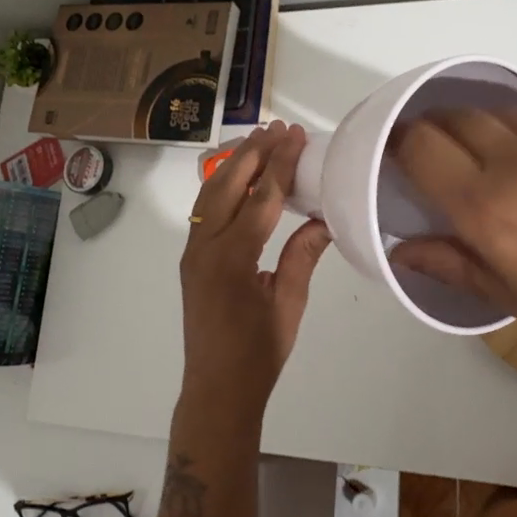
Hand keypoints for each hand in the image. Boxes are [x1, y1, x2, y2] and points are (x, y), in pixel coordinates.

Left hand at [177, 121, 331, 421]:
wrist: (216, 389)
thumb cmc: (258, 354)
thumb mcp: (289, 304)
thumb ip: (302, 255)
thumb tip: (326, 218)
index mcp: (231, 260)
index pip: (260, 199)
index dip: (280, 164)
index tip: (294, 136)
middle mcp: (204, 248)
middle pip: (227, 186)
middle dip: (253, 153)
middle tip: (277, 128)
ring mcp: (192, 252)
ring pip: (209, 194)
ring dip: (234, 165)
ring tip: (258, 140)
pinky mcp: (191, 259)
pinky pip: (205, 211)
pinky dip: (222, 186)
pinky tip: (239, 177)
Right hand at [387, 109, 516, 373]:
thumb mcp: (512, 299)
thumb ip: (451, 263)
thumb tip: (402, 249)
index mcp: (490, 210)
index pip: (420, 146)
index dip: (399, 144)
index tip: (394, 154)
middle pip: (454, 117)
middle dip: (434, 131)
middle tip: (434, 157)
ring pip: (498, 114)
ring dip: (480, 131)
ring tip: (489, 164)